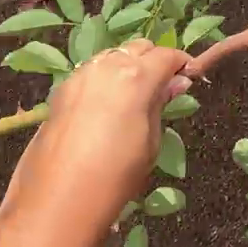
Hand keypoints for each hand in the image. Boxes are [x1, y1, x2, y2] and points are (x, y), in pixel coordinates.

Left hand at [0, 39, 190, 231]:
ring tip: (134, 93)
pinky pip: (91, 71)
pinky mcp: (62, 89)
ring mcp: (81, 75)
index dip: (181, 64)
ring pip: (112, 55)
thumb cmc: (116, 174)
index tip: (188, 77)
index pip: (166, 56)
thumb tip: (178, 82)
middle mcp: (108, 66)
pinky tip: (107, 102)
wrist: (59, 199)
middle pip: (138, 48)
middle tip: (163, 86)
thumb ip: (160, 104)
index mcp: (136, 76)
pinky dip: (105, 76)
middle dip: (154, 60)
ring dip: (128, 65)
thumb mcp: (150, 141)